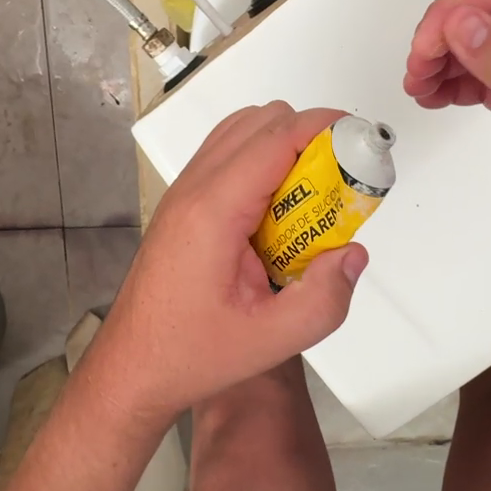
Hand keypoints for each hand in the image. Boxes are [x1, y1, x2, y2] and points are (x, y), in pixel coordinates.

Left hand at [85, 103, 367, 424]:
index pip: (275, 138)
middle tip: (342, 176)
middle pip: (261, 122)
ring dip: (285, 143)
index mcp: (213, 211)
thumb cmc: (188, 354)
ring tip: (314, 191)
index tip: (360, 138)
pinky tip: (280, 205)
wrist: (131, 368)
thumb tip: (353, 252)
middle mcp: (195, 187)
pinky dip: (263, 157)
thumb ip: (322, 301)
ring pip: (243, 129)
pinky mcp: (185, 200)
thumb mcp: (268, 342)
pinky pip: (229, 152)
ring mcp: (185, 190)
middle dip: (309, 135)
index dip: (322, 126)